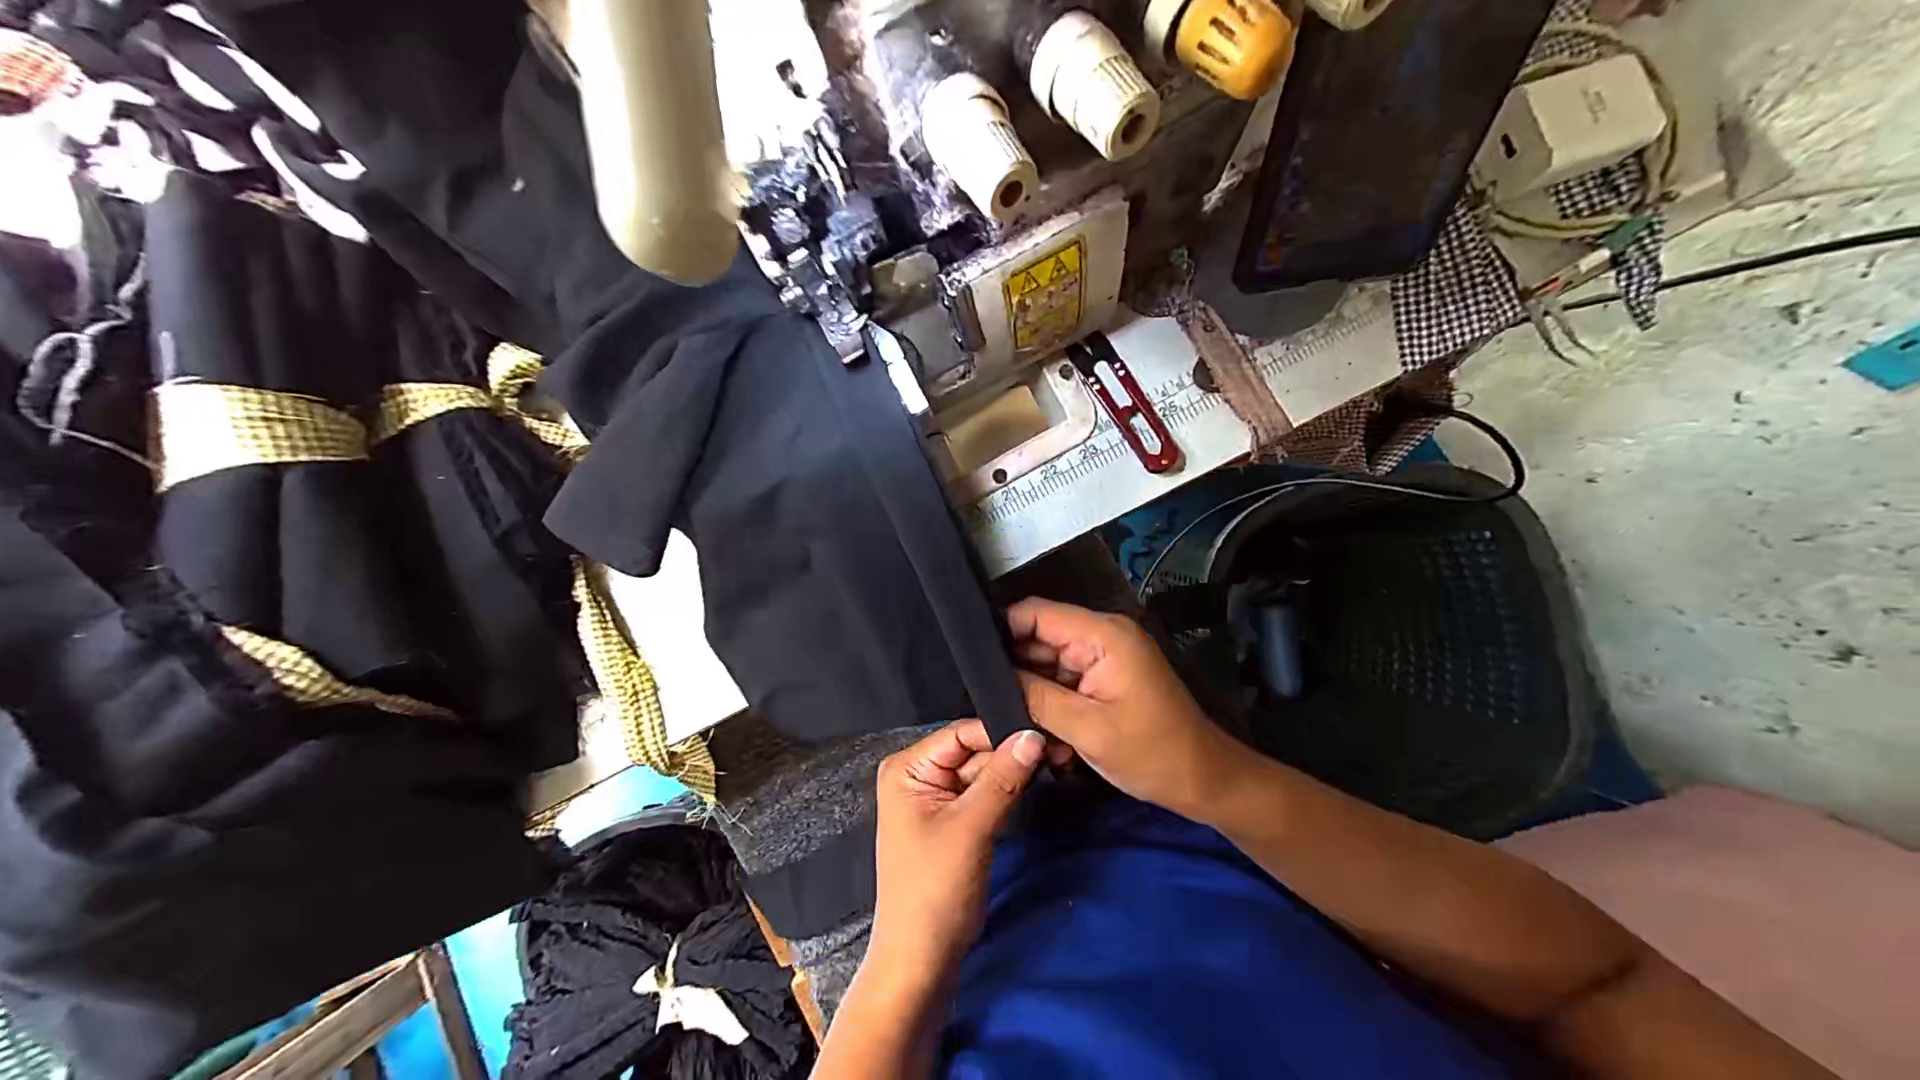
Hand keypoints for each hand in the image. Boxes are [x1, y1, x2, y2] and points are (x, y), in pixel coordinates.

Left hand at [868, 720, 1060, 980]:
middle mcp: (919, 775)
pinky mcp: (955, 819)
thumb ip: (1002, 778)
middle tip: (1058, 751)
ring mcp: (937, 798)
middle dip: (1012, 754)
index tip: (1045, 731)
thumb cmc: (933, 891)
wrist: (923, 958)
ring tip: (1054, 765)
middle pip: (974, 750)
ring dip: (1014, 773)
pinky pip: (985, 794)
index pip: (960, 733)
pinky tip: (1034, 787)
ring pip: (984, 772)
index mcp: (907, 768)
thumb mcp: (971, 828)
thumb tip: (1034, 735)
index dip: (1000, 731)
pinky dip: (1007, 793)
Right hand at [1008, 597, 1249, 824]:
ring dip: (1033, 696)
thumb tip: (995, 679)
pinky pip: (1065, 683)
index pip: (1037, 613)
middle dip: (1015, 670)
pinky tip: (1047, 738)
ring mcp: (1105, 658)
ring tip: (1017, 726)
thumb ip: (1037, 698)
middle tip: (986, 702)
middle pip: (1040, 639)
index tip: (972, 660)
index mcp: (1103, 635)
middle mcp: (1102, 637)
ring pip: (1048, 665)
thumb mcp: (1088, 729)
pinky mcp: (1105, 679)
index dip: (1002, 630)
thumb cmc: (1153, 753)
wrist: (1205, 781)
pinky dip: (1052, 706)